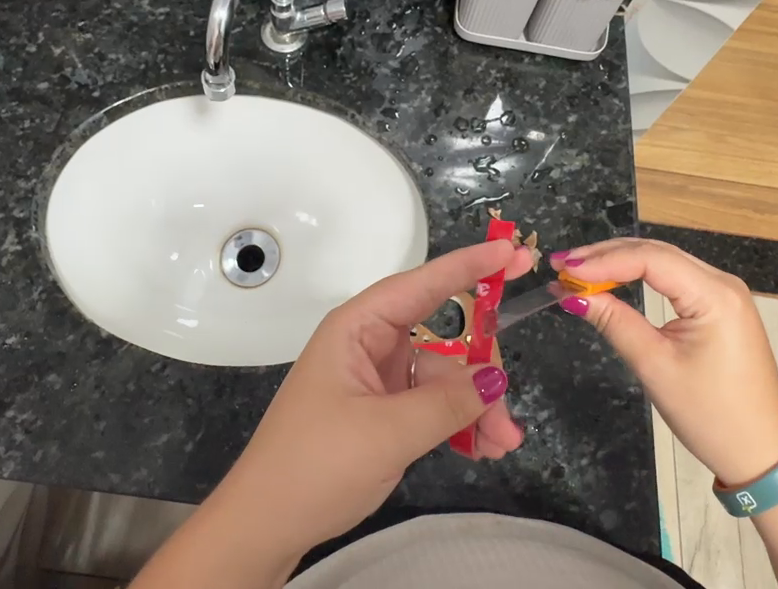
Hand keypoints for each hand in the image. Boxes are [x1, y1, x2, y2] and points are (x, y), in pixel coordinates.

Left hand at [204, 240, 534, 564]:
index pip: (422, 284)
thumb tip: (494, 377)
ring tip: (502, 445)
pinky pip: (434, 404)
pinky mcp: (383, 410)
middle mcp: (370, 343)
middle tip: (509, 413)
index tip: (511, 251)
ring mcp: (378, 378)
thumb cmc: (315, 465)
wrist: (266, 525)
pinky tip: (483, 448)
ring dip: (477, 408)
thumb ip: (446, 402)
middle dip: (481, 372)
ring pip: (445, 377)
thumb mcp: (386, 432)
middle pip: (444, 338)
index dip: (470, 265)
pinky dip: (460, 423)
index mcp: (358, 327)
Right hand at [554, 238, 777, 485]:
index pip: (649, 259)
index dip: (602, 260)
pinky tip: (611, 280)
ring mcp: (723, 292)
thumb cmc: (710, 415)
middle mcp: (722, 282)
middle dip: (606, 256)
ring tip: (577, 271)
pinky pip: (673, 278)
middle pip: (655, 252)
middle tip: (561, 266)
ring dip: (619, 263)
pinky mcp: (719, 306)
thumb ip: (614, 322)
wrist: (763, 453)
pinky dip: (639, 276)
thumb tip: (572, 294)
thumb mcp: (655, 367)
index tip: (563, 269)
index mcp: (714, 294)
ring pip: (663, 262)